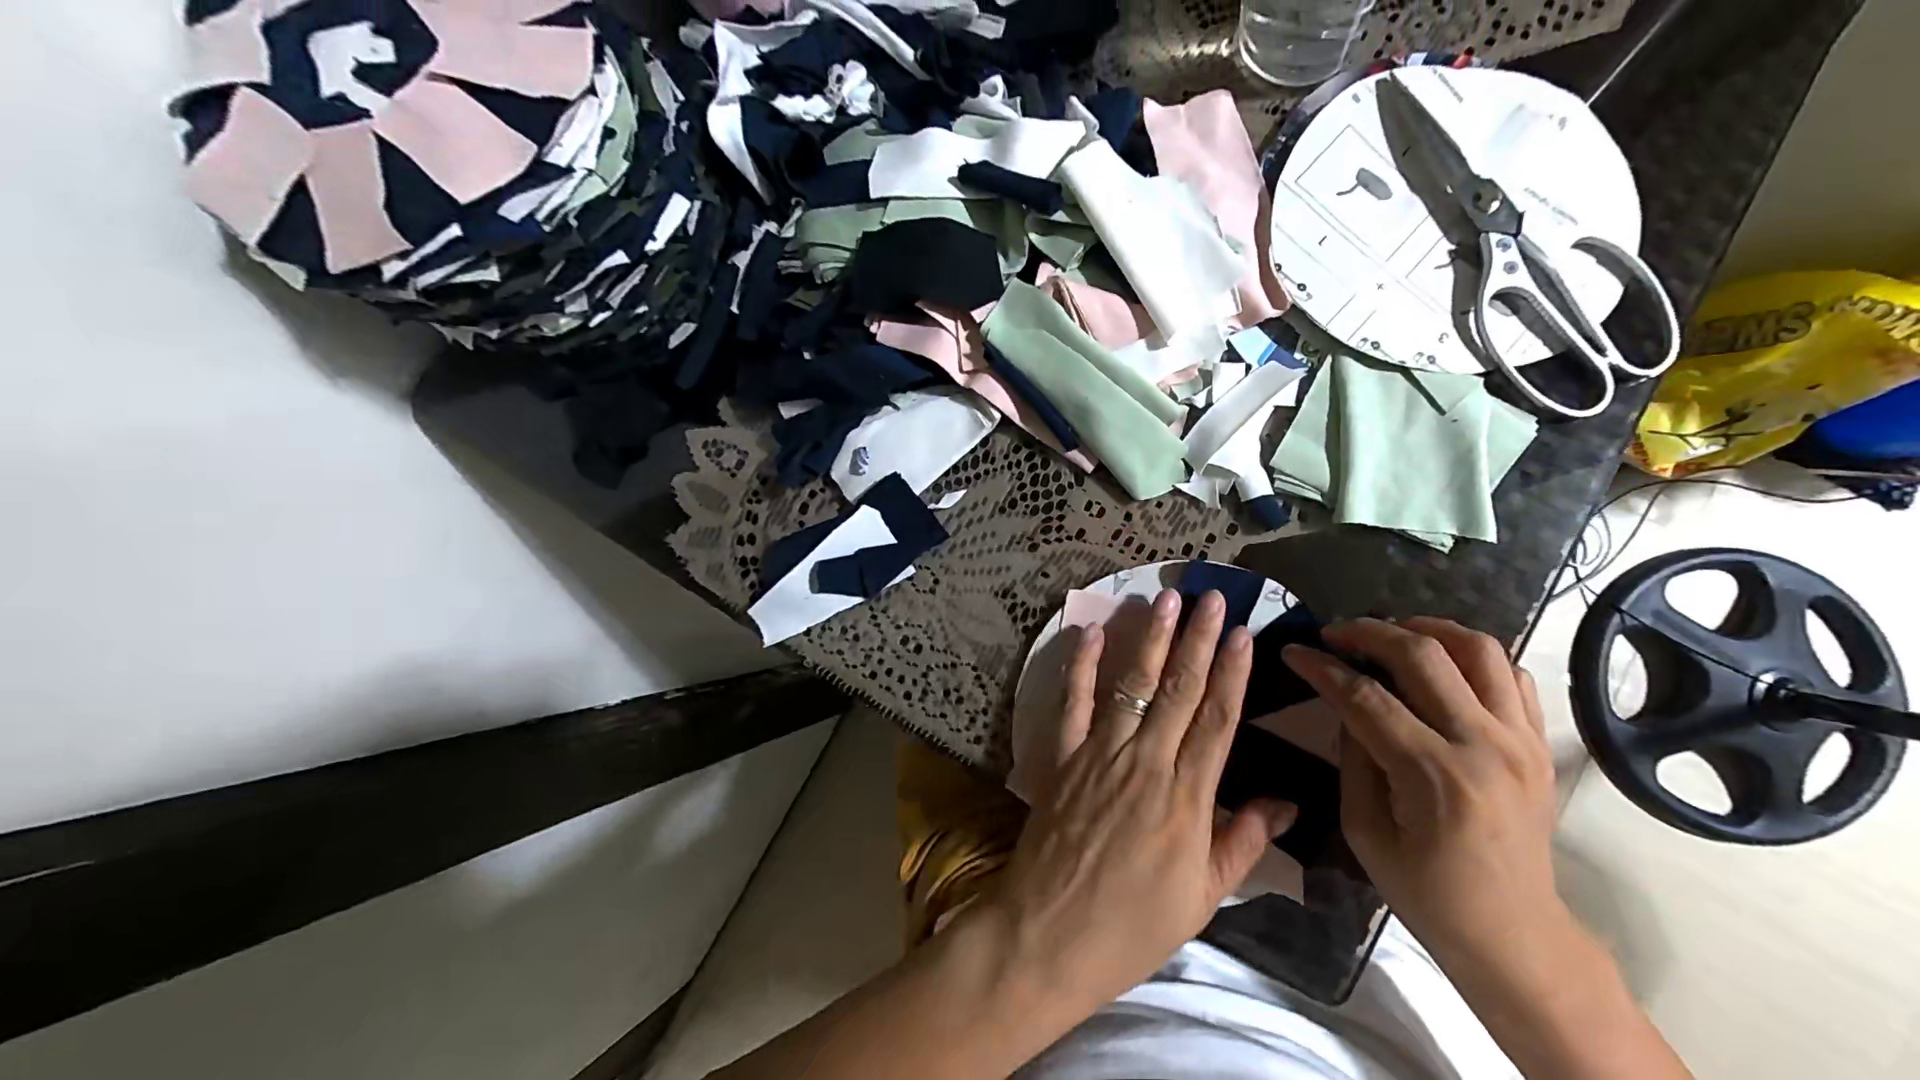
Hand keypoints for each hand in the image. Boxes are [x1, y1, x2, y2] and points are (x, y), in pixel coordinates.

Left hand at [986, 589, 1297, 1008]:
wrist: (1051, 934)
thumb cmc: (1134, 924)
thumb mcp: (1203, 896)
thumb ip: (1242, 841)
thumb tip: (1284, 801)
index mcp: (1188, 797)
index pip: (1218, 721)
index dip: (1233, 674)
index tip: (1244, 634)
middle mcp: (1146, 763)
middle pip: (1178, 690)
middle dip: (1197, 640)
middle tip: (1211, 597)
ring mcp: (1099, 756)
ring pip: (1131, 686)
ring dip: (1149, 640)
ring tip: (1164, 599)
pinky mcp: (1062, 758)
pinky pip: (1073, 704)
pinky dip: (1080, 667)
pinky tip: (1091, 632)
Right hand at [1280, 617, 1562, 971]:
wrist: (1513, 933)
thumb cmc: (1425, 889)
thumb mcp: (1363, 829)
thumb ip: (1353, 757)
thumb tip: (1345, 702)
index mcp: (1434, 775)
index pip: (1366, 696)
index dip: (1322, 667)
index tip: (1293, 651)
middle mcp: (1485, 746)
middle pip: (1424, 655)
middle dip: (1368, 632)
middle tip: (1335, 633)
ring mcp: (1521, 741)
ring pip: (1478, 650)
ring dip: (1426, 630)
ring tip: (1389, 635)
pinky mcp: (1539, 744)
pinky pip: (1511, 676)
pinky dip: (1472, 657)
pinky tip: (1440, 667)